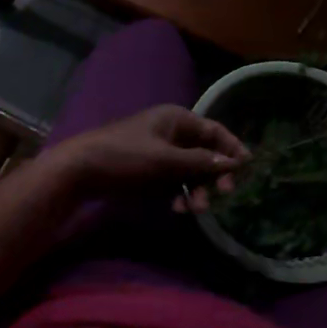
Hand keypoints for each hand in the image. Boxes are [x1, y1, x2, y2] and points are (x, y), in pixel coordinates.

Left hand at [52, 106, 248, 211]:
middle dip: (214, 174)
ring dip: (197, 188)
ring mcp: (159, 150)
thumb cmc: (125, 157)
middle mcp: (171, 131)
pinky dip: (179, 192)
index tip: (247, 168)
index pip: (215, 130)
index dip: (232, 148)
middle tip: (223, 194)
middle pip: (205, 152)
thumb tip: (234, 163)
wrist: (80, 171)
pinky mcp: (148, 169)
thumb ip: (202, 162)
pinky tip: (177, 207)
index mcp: (176, 118)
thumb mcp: (166, 161)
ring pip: (190, 170)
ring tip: (195, 208)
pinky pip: (174, 180)